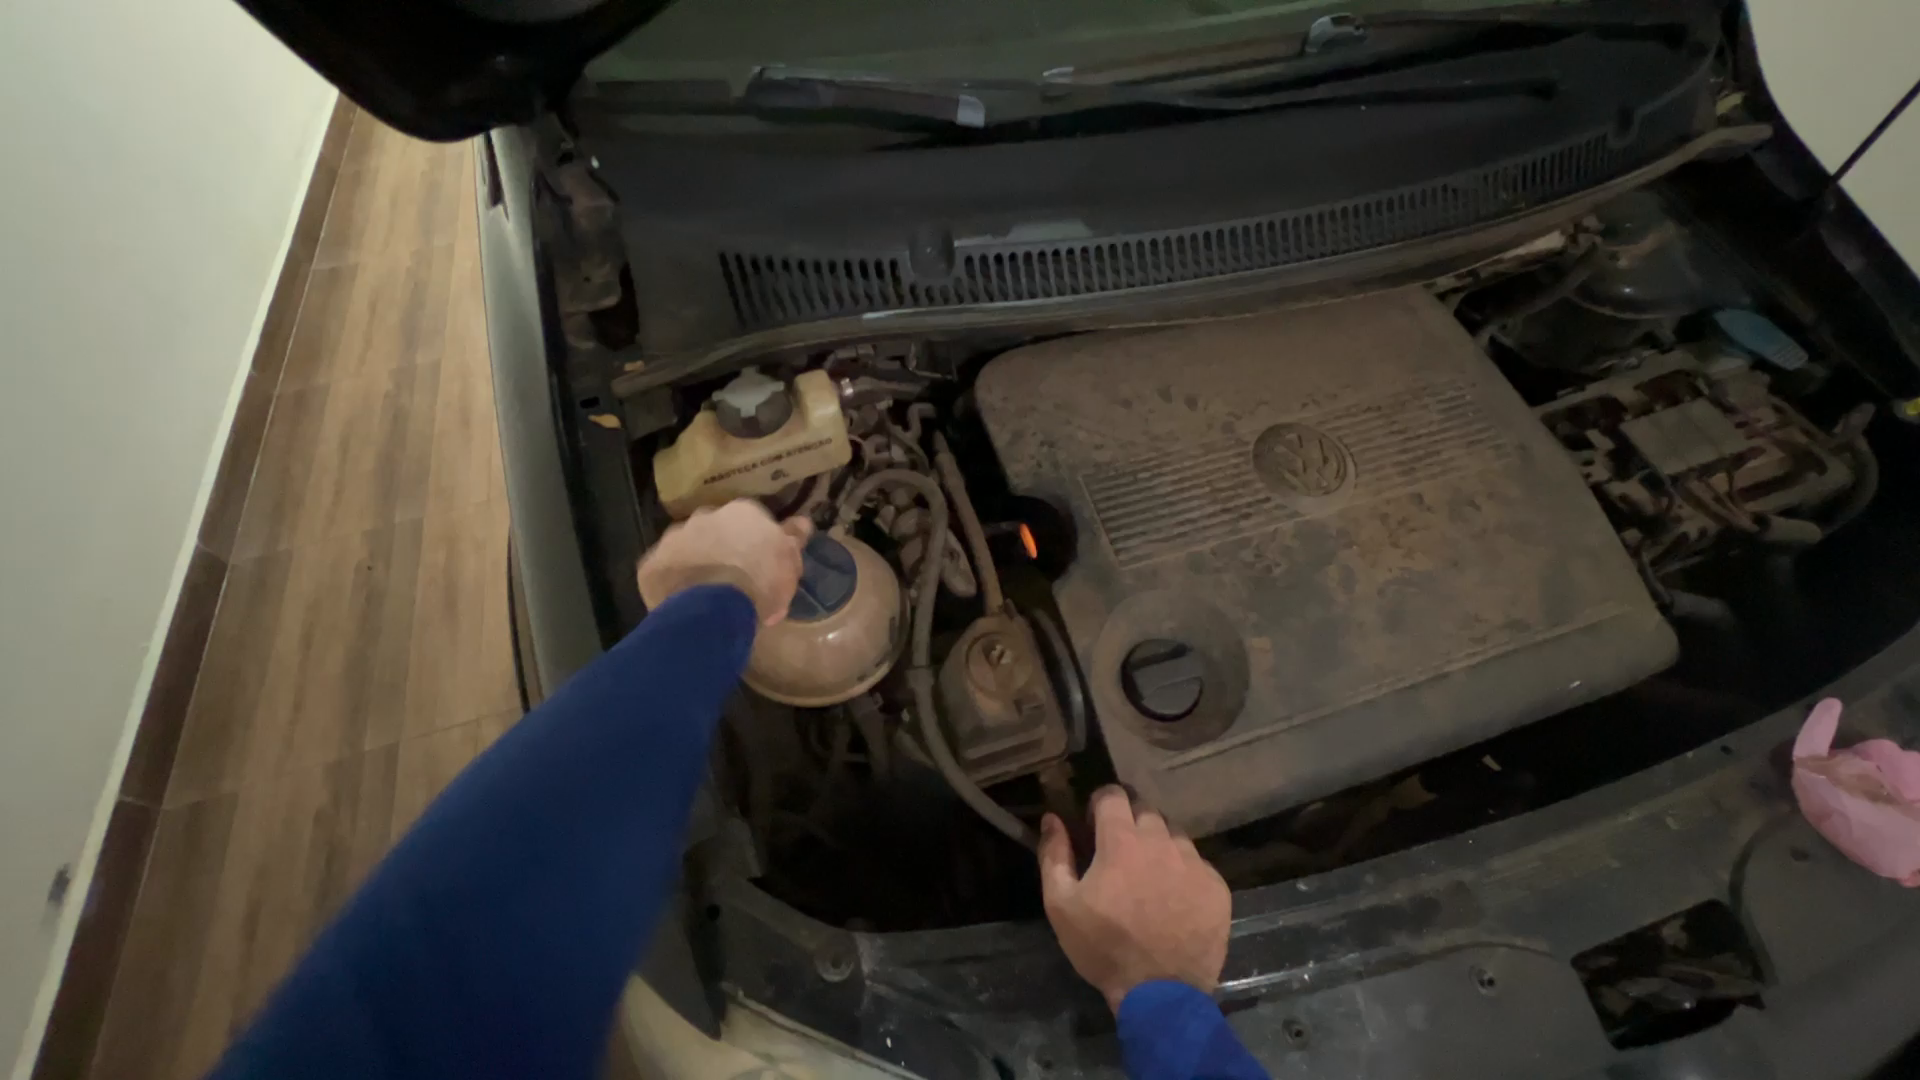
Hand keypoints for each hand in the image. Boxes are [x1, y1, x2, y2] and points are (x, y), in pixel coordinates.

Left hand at [636, 500, 813, 626]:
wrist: (713, 608)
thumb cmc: (760, 582)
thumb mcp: (790, 563)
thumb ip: (794, 539)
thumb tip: (802, 521)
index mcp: (743, 512)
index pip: (754, 521)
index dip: (759, 543)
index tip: (764, 564)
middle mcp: (706, 516)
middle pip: (719, 530)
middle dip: (725, 548)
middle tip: (736, 578)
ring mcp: (675, 538)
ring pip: (690, 547)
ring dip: (699, 562)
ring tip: (710, 594)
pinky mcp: (651, 564)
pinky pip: (666, 571)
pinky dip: (675, 582)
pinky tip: (686, 602)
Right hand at [1037, 786, 1231, 1012]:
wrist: (1160, 997)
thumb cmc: (1104, 948)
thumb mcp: (1061, 905)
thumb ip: (1054, 855)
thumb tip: (1051, 818)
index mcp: (1121, 841)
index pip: (1113, 795)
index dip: (1100, 803)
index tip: (1094, 824)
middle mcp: (1161, 842)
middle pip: (1145, 810)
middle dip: (1129, 821)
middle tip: (1120, 850)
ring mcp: (1193, 863)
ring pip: (1174, 835)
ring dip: (1158, 844)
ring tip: (1149, 874)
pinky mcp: (1217, 887)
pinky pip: (1198, 864)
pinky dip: (1183, 871)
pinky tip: (1174, 897)